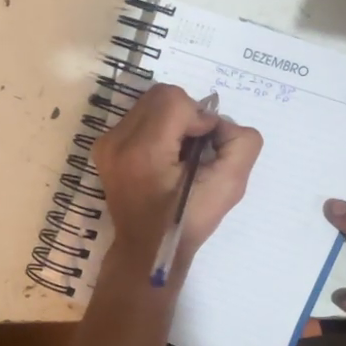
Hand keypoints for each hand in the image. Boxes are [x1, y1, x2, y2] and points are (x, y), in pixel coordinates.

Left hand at [93, 84, 261, 266]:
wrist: (148, 249)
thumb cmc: (188, 221)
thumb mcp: (230, 185)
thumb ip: (241, 143)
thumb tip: (217, 123)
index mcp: (143, 152)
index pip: (175, 101)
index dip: (200, 117)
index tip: (205, 146)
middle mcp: (117, 142)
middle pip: (161, 96)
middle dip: (186, 115)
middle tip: (195, 148)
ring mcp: (106, 144)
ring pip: (149, 104)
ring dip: (172, 120)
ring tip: (179, 154)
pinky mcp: (104, 147)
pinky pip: (138, 117)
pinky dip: (157, 128)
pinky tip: (163, 157)